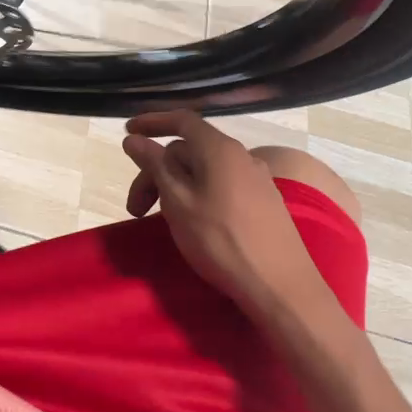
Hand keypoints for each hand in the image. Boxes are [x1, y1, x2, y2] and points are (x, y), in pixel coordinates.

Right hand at [123, 111, 326, 314]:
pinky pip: (222, 186)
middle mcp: (242, 157)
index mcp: (220, 149)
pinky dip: (198, 195)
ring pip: (204, 171)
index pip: (181, 121)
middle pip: (188, 151)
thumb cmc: (222, 241)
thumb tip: (135, 139)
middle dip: (156, 172)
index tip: (127, 132)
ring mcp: (258, 181)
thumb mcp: (177, 201)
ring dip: (175, 187)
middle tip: (135, 208)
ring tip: (161, 218)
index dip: (152, 122)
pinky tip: (192, 222)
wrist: (283, 290)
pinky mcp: (266, 205)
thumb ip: (154, 165)